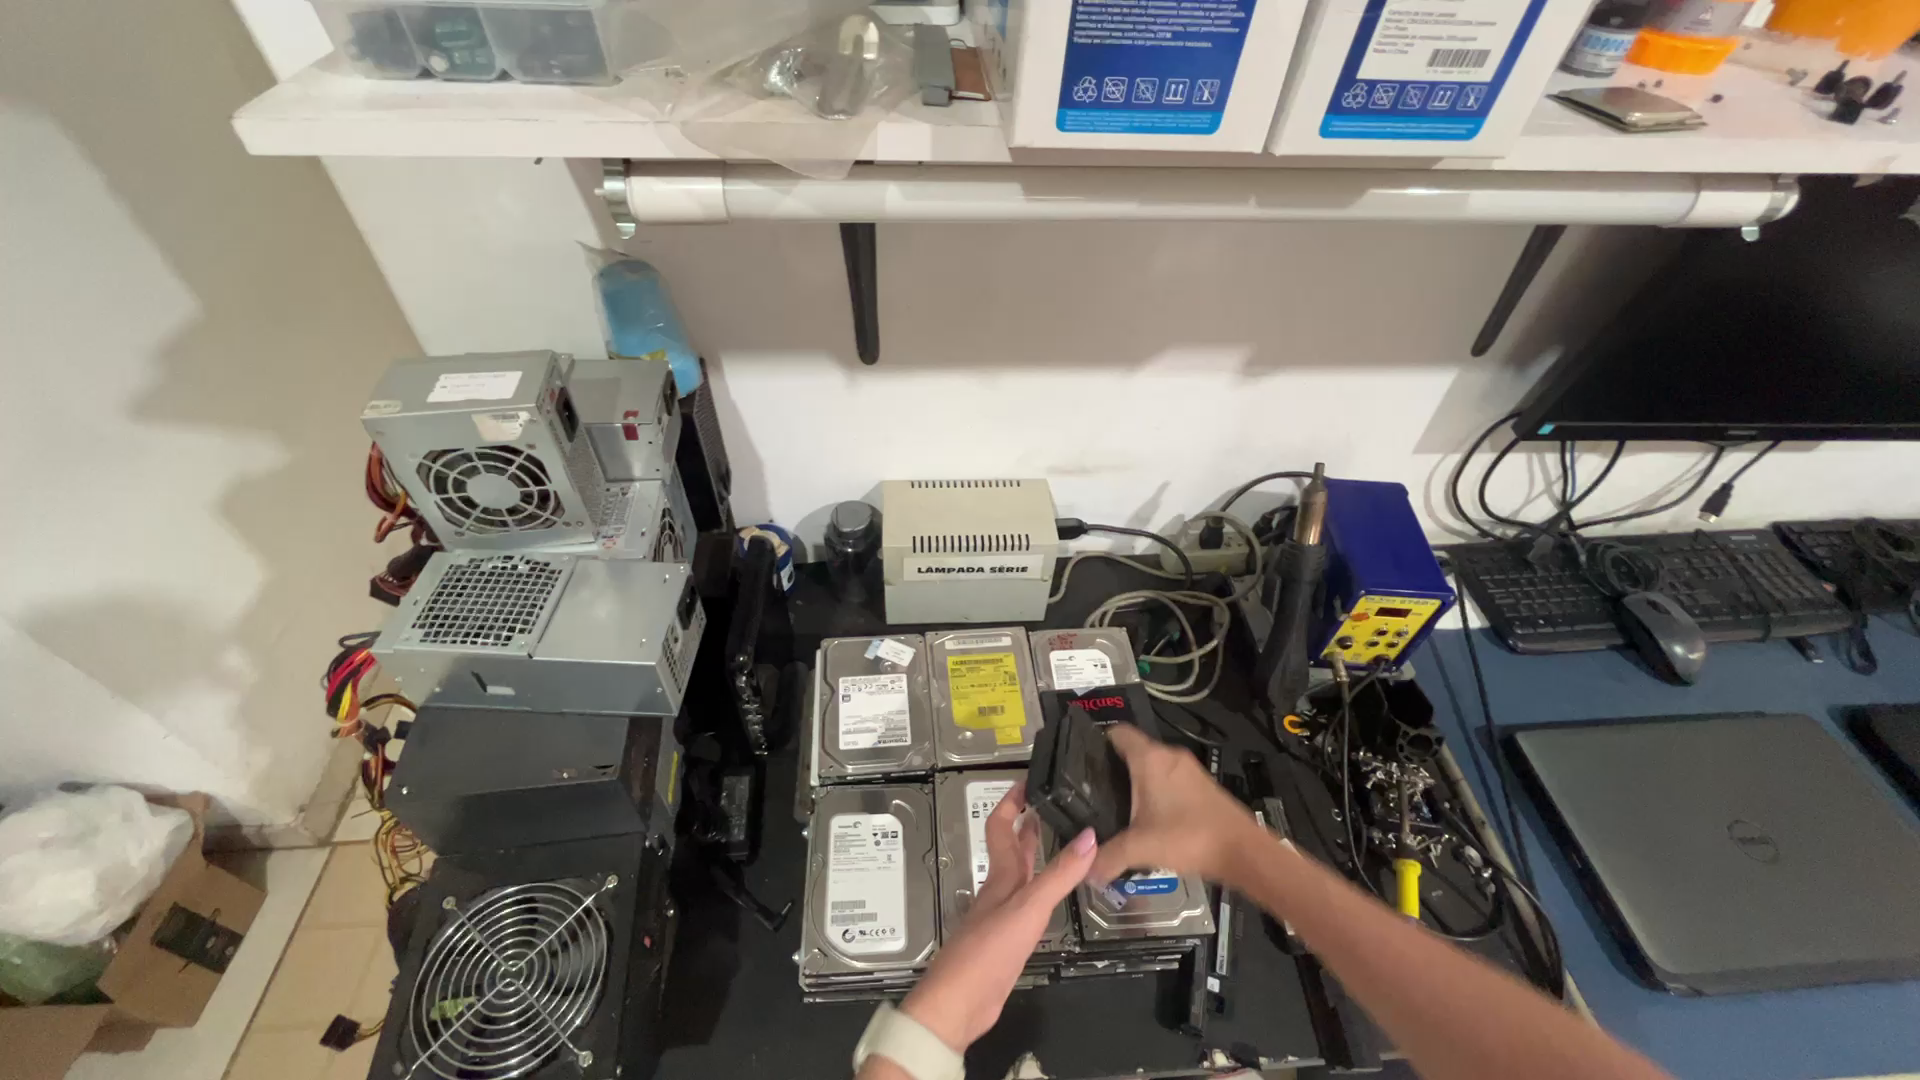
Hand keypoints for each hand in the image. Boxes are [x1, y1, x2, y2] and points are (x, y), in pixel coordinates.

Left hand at [897, 786, 1095, 1052]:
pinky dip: (1039, 892)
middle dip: (1026, 824)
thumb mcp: (1030, 907)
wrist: (959, 1002)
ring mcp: (1001, 916)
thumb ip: (1060, 874)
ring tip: (1059, 842)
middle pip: (1011, 848)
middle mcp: (1000, 890)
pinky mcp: (1006, 942)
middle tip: (1049, 804)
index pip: (1001, 826)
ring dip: (1034, 856)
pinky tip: (1050, 898)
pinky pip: (1025, 906)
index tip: (1029, 780)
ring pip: (1020, 876)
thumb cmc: (990, 948)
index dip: (1011, 801)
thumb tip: (1090, 835)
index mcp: (1002, 875)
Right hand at [1085, 723, 1265, 888]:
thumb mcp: (1140, 849)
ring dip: (1139, 784)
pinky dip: (1158, 793)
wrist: (1243, 851)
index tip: (1084, 763)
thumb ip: (1107, 857)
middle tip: (1096, 793)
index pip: (1117, 732)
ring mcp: (1189, 769)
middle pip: (1134, 751)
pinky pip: (1170, 780)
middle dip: (1115, 769)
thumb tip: (1086, 872)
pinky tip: (1151, 819)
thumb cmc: (1187, 837)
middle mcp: (1169, 755)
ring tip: (1121, 809)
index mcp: (1150, 758)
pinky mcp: (1203, 785)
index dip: (1098, 742)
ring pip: (1154, 767)